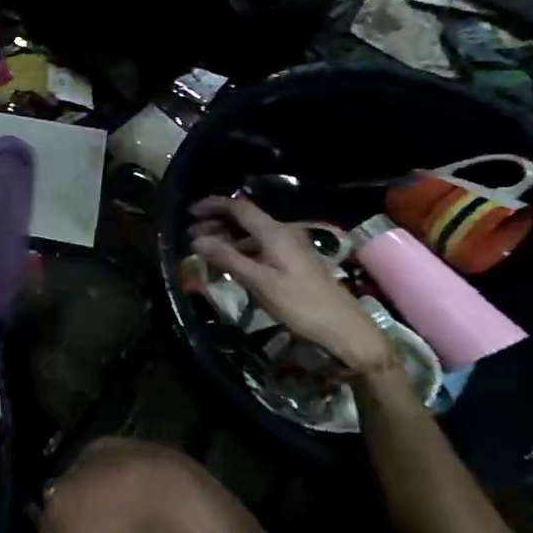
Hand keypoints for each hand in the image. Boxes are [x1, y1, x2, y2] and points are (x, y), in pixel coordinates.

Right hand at [188, 196, 393, 376]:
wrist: (344, 328)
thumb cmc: (300, 304)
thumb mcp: (260, 283)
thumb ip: (228, 259)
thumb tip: (197, 240)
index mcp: (275, 232)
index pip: (239, 207)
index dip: (213, 205)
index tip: (189, 213)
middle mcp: (283, 232)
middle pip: (245, 219)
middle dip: (216, 223)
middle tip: (191, 236)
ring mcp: (290, 247)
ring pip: (252, 235)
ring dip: (228, 239)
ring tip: (205, 251)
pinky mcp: (294, 262)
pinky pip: (261, 247)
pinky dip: (241, 251)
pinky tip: (230, 265)